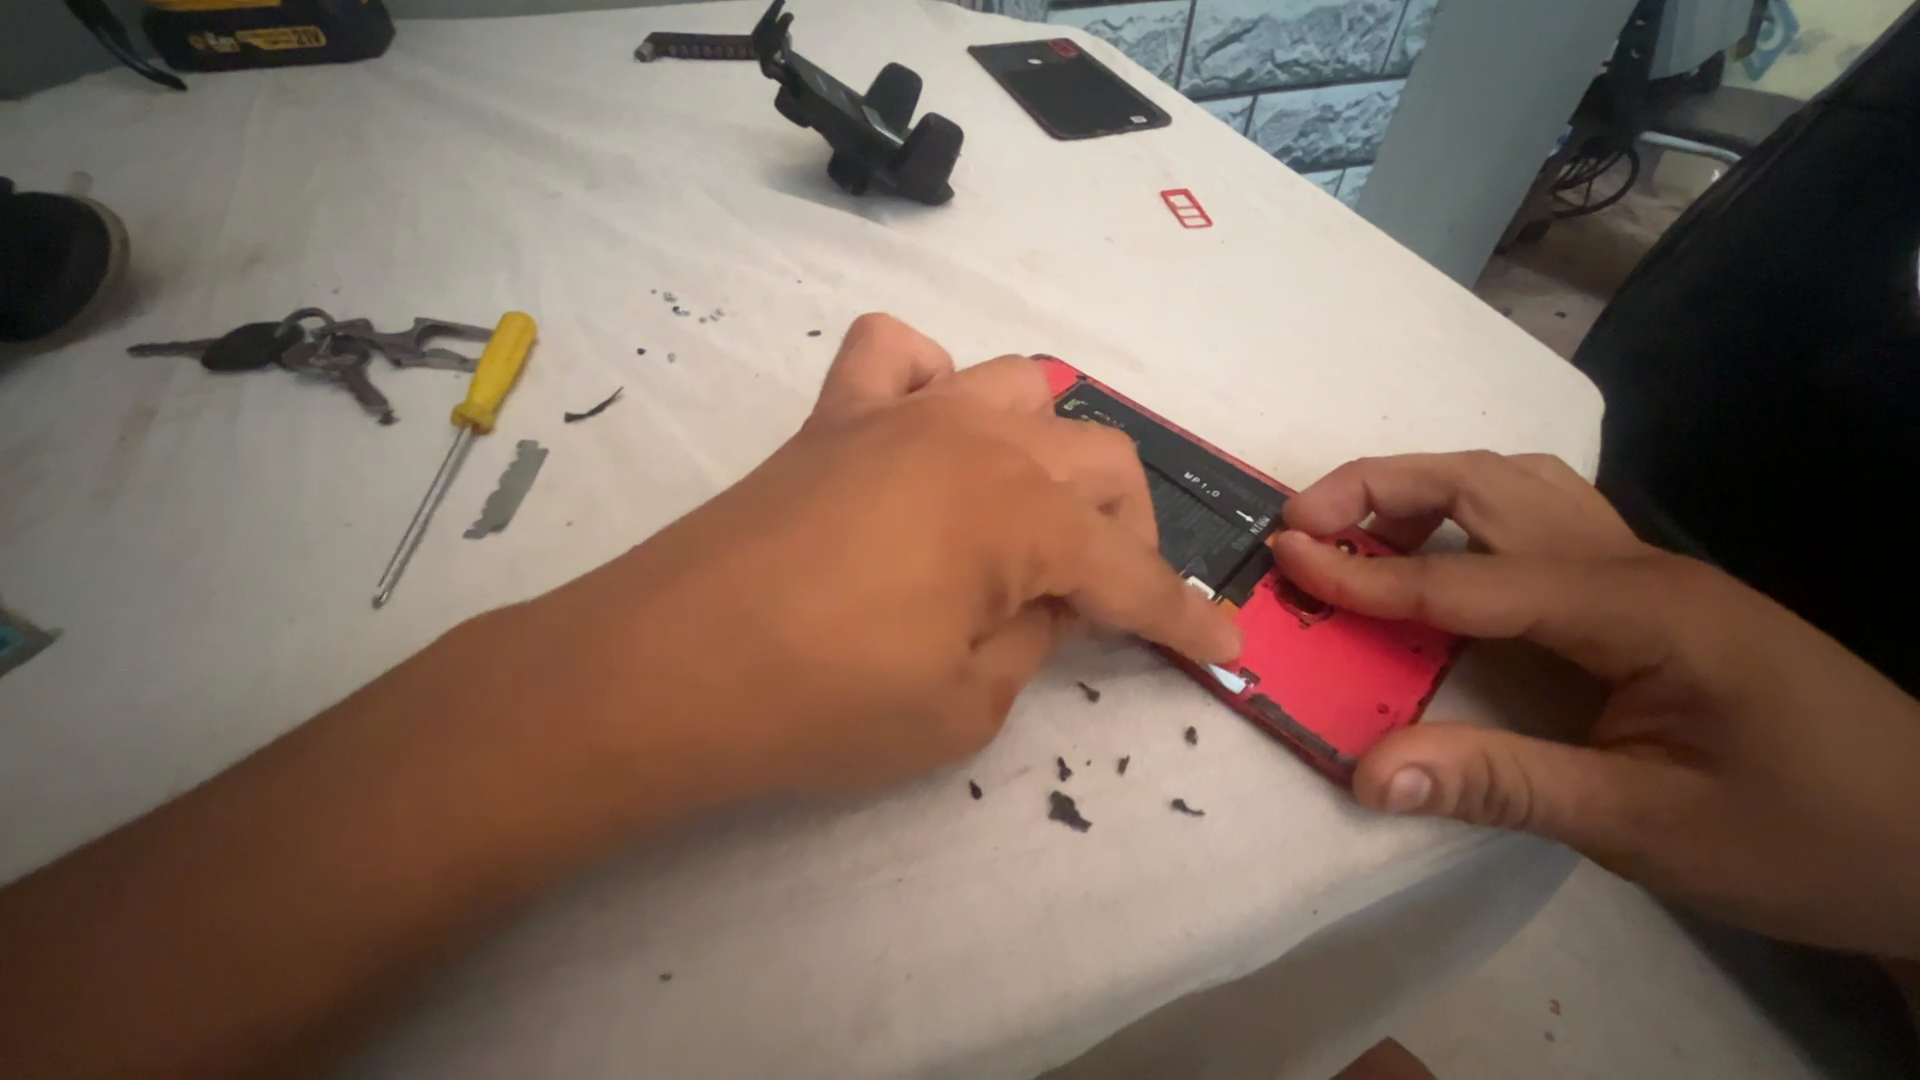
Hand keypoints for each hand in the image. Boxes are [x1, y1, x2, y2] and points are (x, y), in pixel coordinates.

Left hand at [519, 313, 1238, 801]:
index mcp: (1022, 515)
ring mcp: (903, 413)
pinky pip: (900, 355)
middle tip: (1107, 599)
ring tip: (1034, 514)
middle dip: (1128, 532)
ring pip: (1023, 387)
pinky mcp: (835, 417)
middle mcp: (979, 439)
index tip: (1222, 642)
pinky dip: (934, 381)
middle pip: (1101, 460)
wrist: (665, 670)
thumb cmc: (821, 705)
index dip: (1183, 615)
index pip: (1133, 572)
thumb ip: (1033, 644)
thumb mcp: (964, 709)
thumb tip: (1049, 602)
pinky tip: (931, 433)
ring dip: (1053, 451)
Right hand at [1271, 451, 1919, 957]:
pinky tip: (1434, 558)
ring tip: (1355, 531)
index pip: (1466, 580)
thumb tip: (1367, 774)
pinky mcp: (1639, 588)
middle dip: (1382, 487)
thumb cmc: (1808, 836)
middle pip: (1487, 482)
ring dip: (1421, 489)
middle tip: (1304, 522)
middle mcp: (1633, 563)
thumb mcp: (1645, 828)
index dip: (1365, 575)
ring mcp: (1640, 567)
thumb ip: (1500, 787)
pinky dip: (1458, 515)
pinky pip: (1532, 518)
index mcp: (1637, 610)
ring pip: (1513, 483)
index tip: (1285, 559)